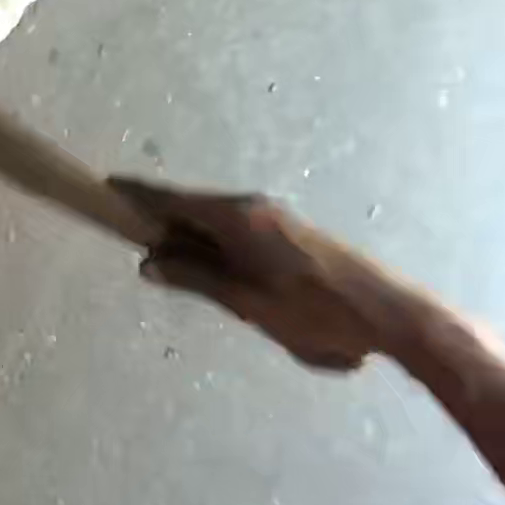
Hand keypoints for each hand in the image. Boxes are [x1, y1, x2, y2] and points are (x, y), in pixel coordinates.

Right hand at [111, 178, 425, 371]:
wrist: (398, 317)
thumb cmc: (314, 310)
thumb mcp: (246, 302)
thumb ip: (193, 278)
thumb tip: (147, 264)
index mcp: (232, 216)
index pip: (169, 198)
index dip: (136, 193)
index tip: (106, 186)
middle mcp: (249, 206)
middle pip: (189, 205)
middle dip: (160, 217)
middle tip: (135, 235)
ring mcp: (272, 215)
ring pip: (213, 217)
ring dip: (188, 231)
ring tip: (172, 256)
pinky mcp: (288, 229)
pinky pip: (233, 225)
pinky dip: (212, 236)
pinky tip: (214, 262)